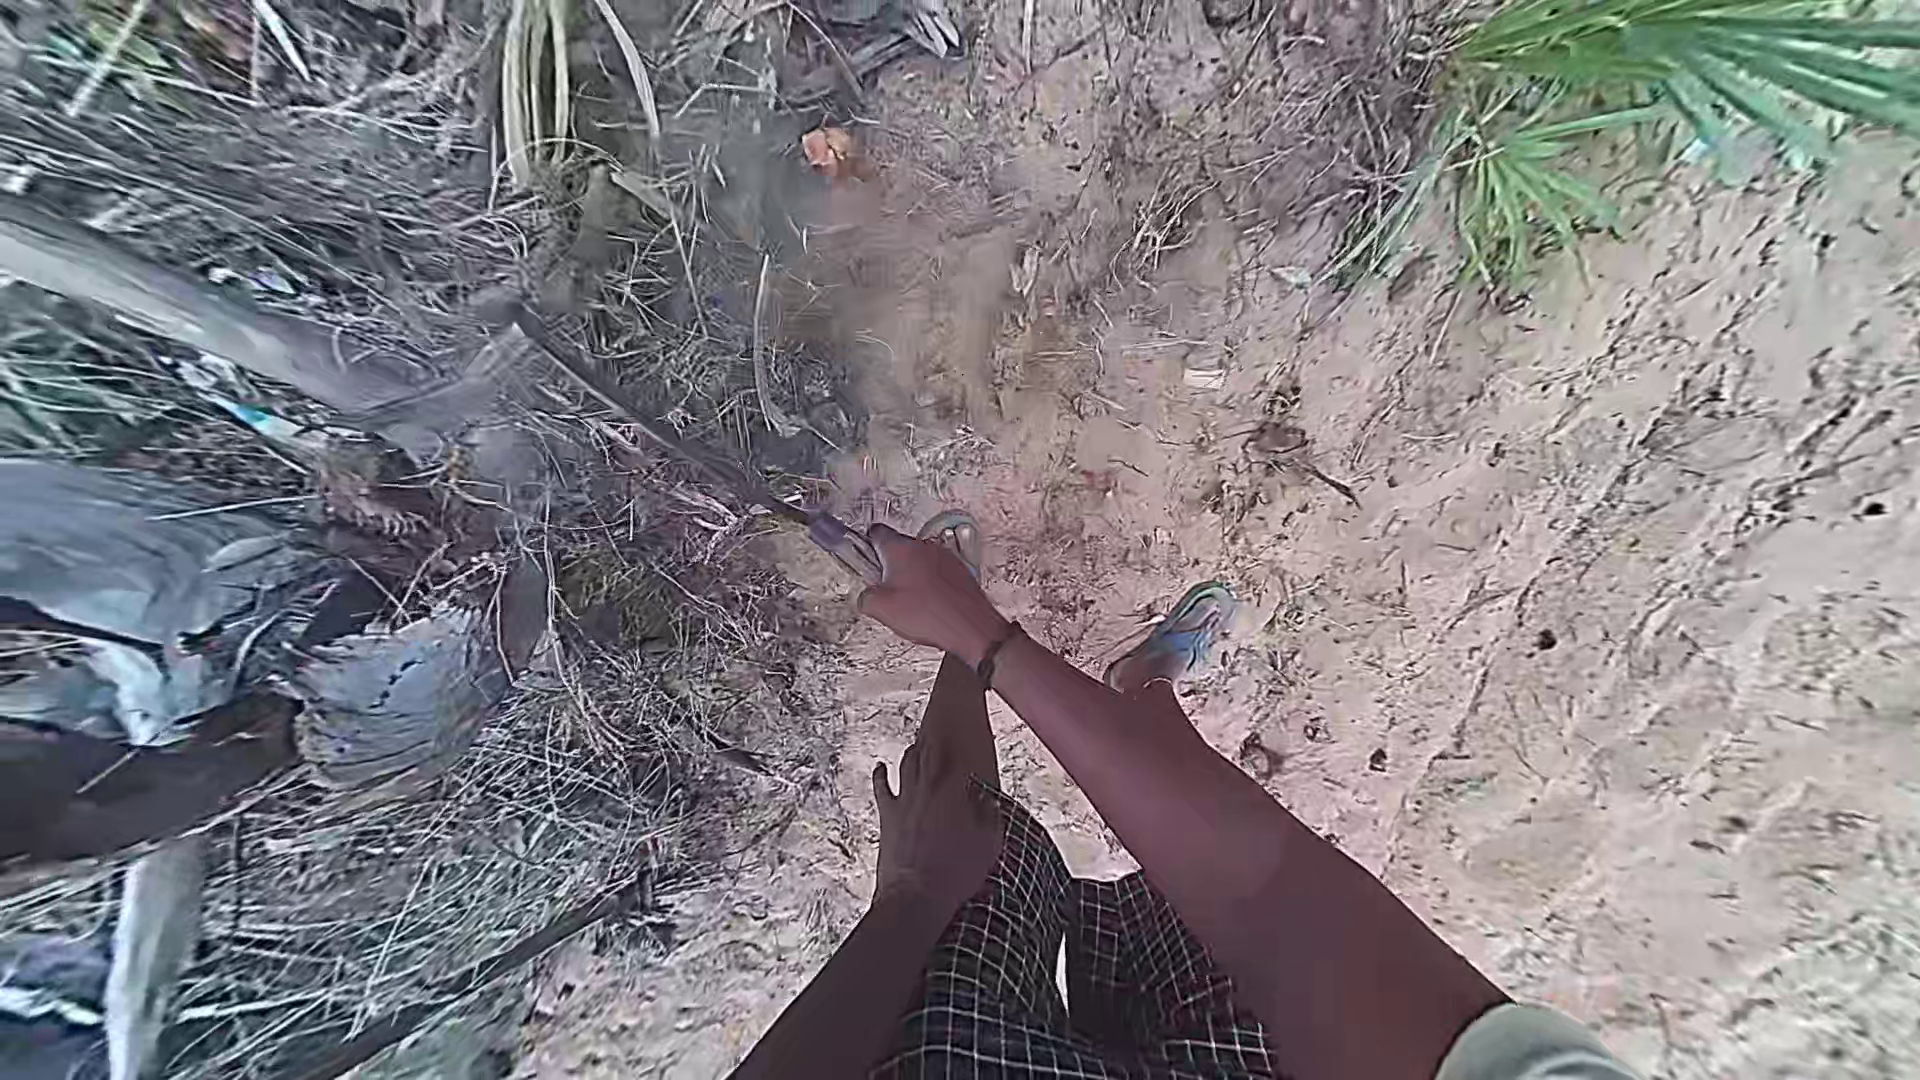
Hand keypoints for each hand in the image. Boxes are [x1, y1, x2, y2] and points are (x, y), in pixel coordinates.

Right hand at [857, 524, 1011, 664]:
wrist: (970, 627)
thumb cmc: (931, 614)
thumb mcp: (881, 609)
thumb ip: (865, 597)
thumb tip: (866, 596)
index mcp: (900, 548)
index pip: (876, 532)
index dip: (866, 544)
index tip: (864, 554)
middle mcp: (924, 546)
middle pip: (898, 549)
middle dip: (890, 568)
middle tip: (887, 590)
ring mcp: (944, 557)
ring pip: (919, 561)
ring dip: (912, 577)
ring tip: (911, 603)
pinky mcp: (959, 571)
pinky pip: (937, 573)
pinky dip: (931, 585)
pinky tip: (929, 606)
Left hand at [872, 738, 1001, 917]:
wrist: (915, 898)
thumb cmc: (955, 874)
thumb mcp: (988, 847)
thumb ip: (991, 819)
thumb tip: (990, 802)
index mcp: (953, 792)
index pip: (958, 759)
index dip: (962, 746)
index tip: (966, 737)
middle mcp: (927, 787)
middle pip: (930, 753)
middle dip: (935, 739)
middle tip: (938, 731)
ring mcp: (904, 799)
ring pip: (906, 763)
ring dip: (913, 752)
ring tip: (918, 745)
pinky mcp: (887, 814)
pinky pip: (881, 787)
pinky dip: (880, 774)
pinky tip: (881, 766)